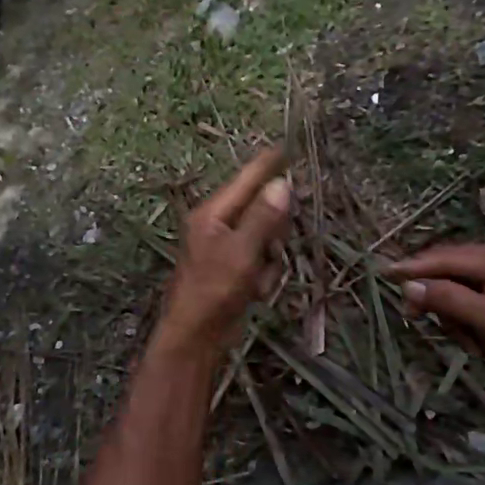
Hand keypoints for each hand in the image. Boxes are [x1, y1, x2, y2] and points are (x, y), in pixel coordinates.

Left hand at [158, 149, 292, 351]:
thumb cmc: (213, 291)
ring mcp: (226, 249)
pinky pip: (261, 261)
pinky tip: (255, 292)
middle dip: (274, 232)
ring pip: (266, 239)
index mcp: (213, 214)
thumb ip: (264, 217)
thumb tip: (282, 183)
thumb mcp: (242, 251)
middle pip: (262, 210)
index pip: (247, 180)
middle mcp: (218, 225)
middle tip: (271, 250)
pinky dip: (263, 276)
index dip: (268, 165)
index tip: (289, 147)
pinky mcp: (234, 270)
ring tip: (258, 280)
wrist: (195, 337)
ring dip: (270, 259)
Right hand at [387, 240, 484, 388]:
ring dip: (461, 318)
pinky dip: (476, 320)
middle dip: (444, 304)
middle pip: (453, 272)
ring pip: (465, 289)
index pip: (444, 258)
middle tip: (452, 336)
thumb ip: (449, 300)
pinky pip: (482, 299)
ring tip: (478, 346)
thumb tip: (409, 286)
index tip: (382, 272)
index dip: (412, 268)